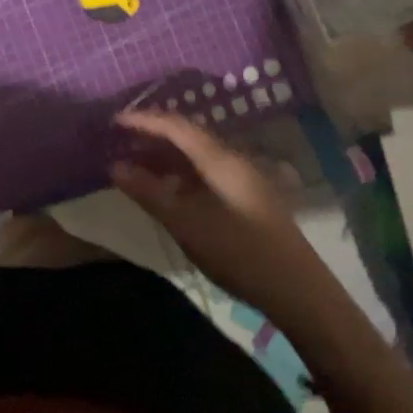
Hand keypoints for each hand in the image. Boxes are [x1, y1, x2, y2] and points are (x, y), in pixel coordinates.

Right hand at [110, 109, 327, 315]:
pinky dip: (180, 173)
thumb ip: (148, 192)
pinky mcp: (247, 199)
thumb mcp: (185, 223)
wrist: (299, 293)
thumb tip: (114, 166)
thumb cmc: (238, 252)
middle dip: (151, 135)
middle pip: (187, 136)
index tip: (113, 121)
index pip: (176, 125)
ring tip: (135, 164)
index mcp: (220, 160)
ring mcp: (243, 180)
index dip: (143, 119)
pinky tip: (165, 189)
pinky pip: (205, 172)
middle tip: (119, 141)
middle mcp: (233, 161)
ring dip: (165, 156)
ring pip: (196, 156)